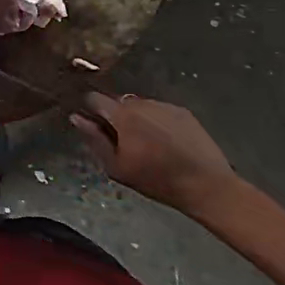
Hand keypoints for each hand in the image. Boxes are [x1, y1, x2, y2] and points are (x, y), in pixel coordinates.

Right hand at [72, 92, 238, 214]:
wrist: (207, 186)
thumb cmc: (157, 180)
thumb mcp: (117, 166)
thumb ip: (94, 139)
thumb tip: (76, 117)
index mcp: (122, 115)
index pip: (94, 98)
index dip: (90, 110)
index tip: (94, 125)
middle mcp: (141, 103)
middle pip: (118, 101)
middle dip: (115, 116)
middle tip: (122, 141)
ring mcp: (164, 105)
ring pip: (140, 106)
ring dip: (137, 118)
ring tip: (148, 143)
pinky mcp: (183, 112)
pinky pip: (160, 111)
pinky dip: (157, 121)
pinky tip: (166, 142)